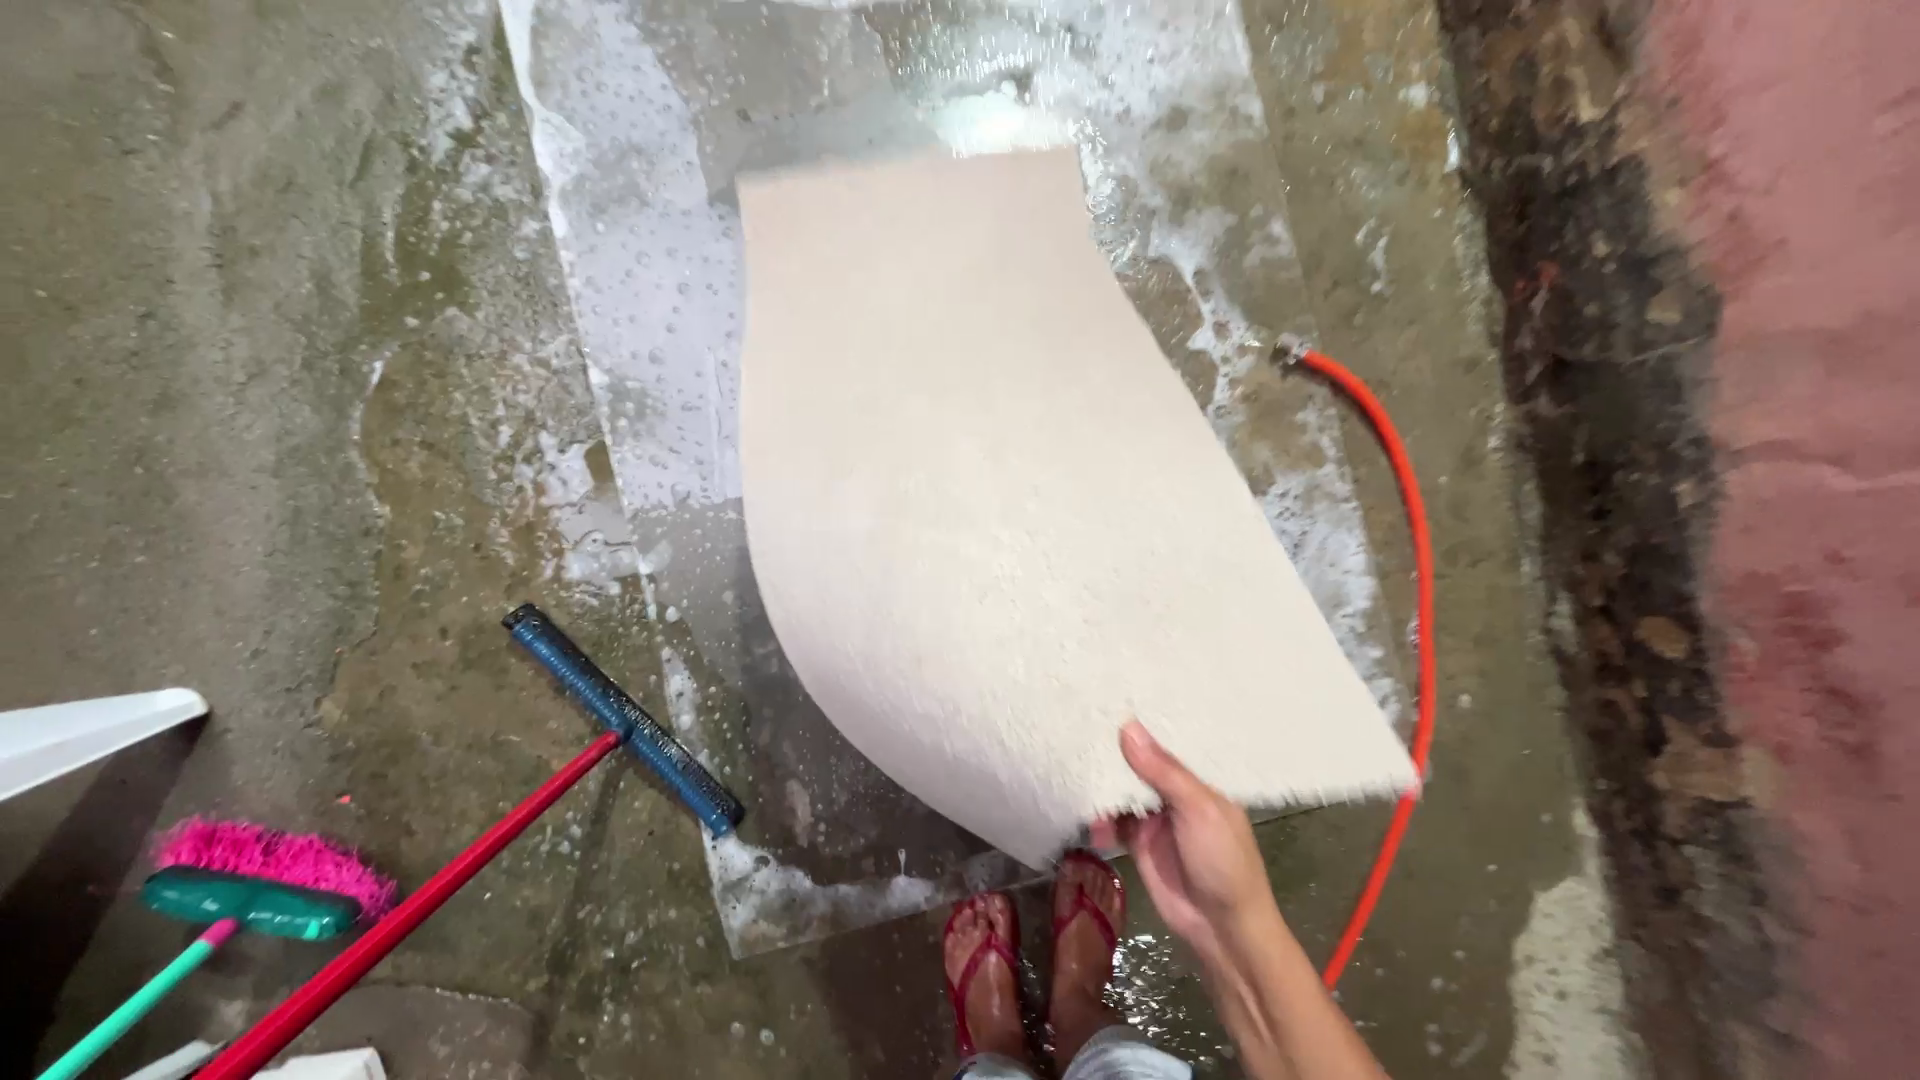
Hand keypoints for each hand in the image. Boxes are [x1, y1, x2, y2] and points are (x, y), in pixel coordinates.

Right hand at [1092, 720, 1282, 962]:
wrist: (1222, 928)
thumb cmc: (1224, 861)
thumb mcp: (1198, 810)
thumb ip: (1163, 771)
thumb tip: (1128, 727)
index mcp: (1199, 781)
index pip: (1167, 745)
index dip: (1142, 728)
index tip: (1109, 702)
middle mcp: (1175, 795)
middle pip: (1139, 767)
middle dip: (1114, 756)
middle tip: (1078, 732)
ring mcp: (1156, 819)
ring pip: (1122, 793)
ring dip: (1103, 790)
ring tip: (1080, 782)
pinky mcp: (1138, 843)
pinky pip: (1113, 823)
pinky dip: (1100, 820)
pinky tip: (1091, 823)